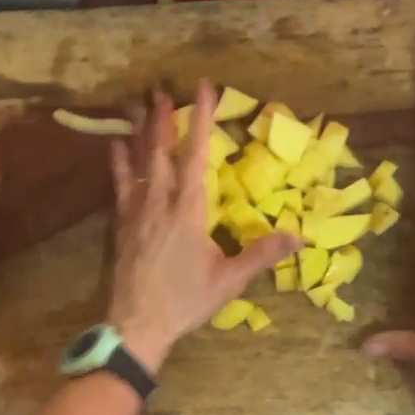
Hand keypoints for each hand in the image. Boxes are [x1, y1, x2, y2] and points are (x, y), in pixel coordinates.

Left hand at [106, 81, 298, 371]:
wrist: (137, 324)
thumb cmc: (185, 302)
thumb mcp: (229, 281)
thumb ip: (261, 255)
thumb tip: (299, 236)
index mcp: (188, 211)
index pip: (195, 156)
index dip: (200, 120)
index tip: (203, 89)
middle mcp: (159, 204)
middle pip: (160, 152)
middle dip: (162, 120)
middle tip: (161, 90)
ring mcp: (137, 214)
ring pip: (137, 165)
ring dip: (140, 134)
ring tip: (137, 108)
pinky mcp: (123, 228)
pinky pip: (120, 186)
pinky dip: (119, 164)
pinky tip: (115, 148)